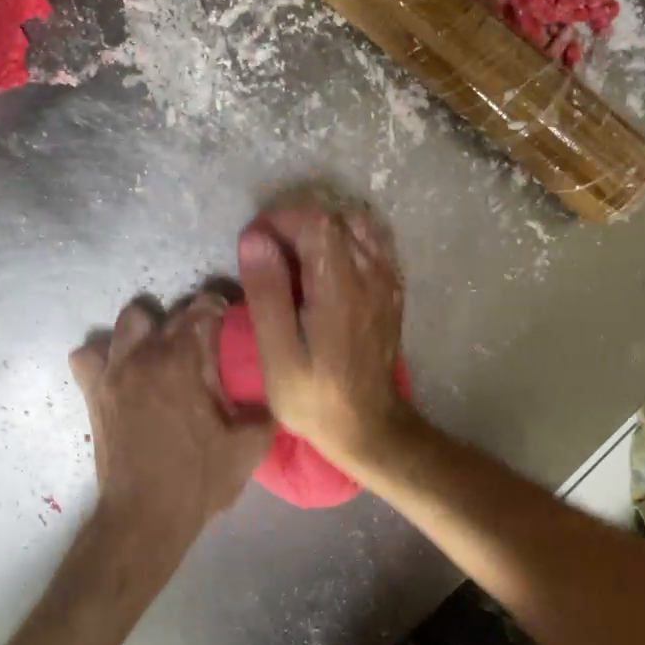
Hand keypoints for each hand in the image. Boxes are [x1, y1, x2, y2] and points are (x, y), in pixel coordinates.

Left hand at [70, 293, 273, 554]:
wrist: (145, 517)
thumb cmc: (198, 480)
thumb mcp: (248, 446)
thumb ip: (266, 409)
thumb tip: (277, 387)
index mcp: (183, 360)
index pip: (202, 309)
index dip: (219, 307)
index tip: (231, 317)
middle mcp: (145, 355)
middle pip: (167, 312)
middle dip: (188, 320)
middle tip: (205, 343)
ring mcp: (114, 371)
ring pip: (127, 322)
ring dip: (146, 330)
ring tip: (162, 352)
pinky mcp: (93, 392)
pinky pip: (89, 355)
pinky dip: (104, 356)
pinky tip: (123, 372)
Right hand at [236, 202, 414, 468]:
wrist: (368, 427)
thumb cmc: (314, 397)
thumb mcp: (278, 355)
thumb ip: (267, 293)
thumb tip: (255, 238)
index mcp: (340, 287)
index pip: (314, 220)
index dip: (278, 220)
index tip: (253, 243)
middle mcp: (370, 273)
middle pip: (333, 217)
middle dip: (293, 224)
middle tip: (264, 255)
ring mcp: (386, 279)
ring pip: (353, 226)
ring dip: (317, 232)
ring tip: (291, 262)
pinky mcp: (391, 289)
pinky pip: (368, 244)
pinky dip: (341, 243)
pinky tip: (321, 271)